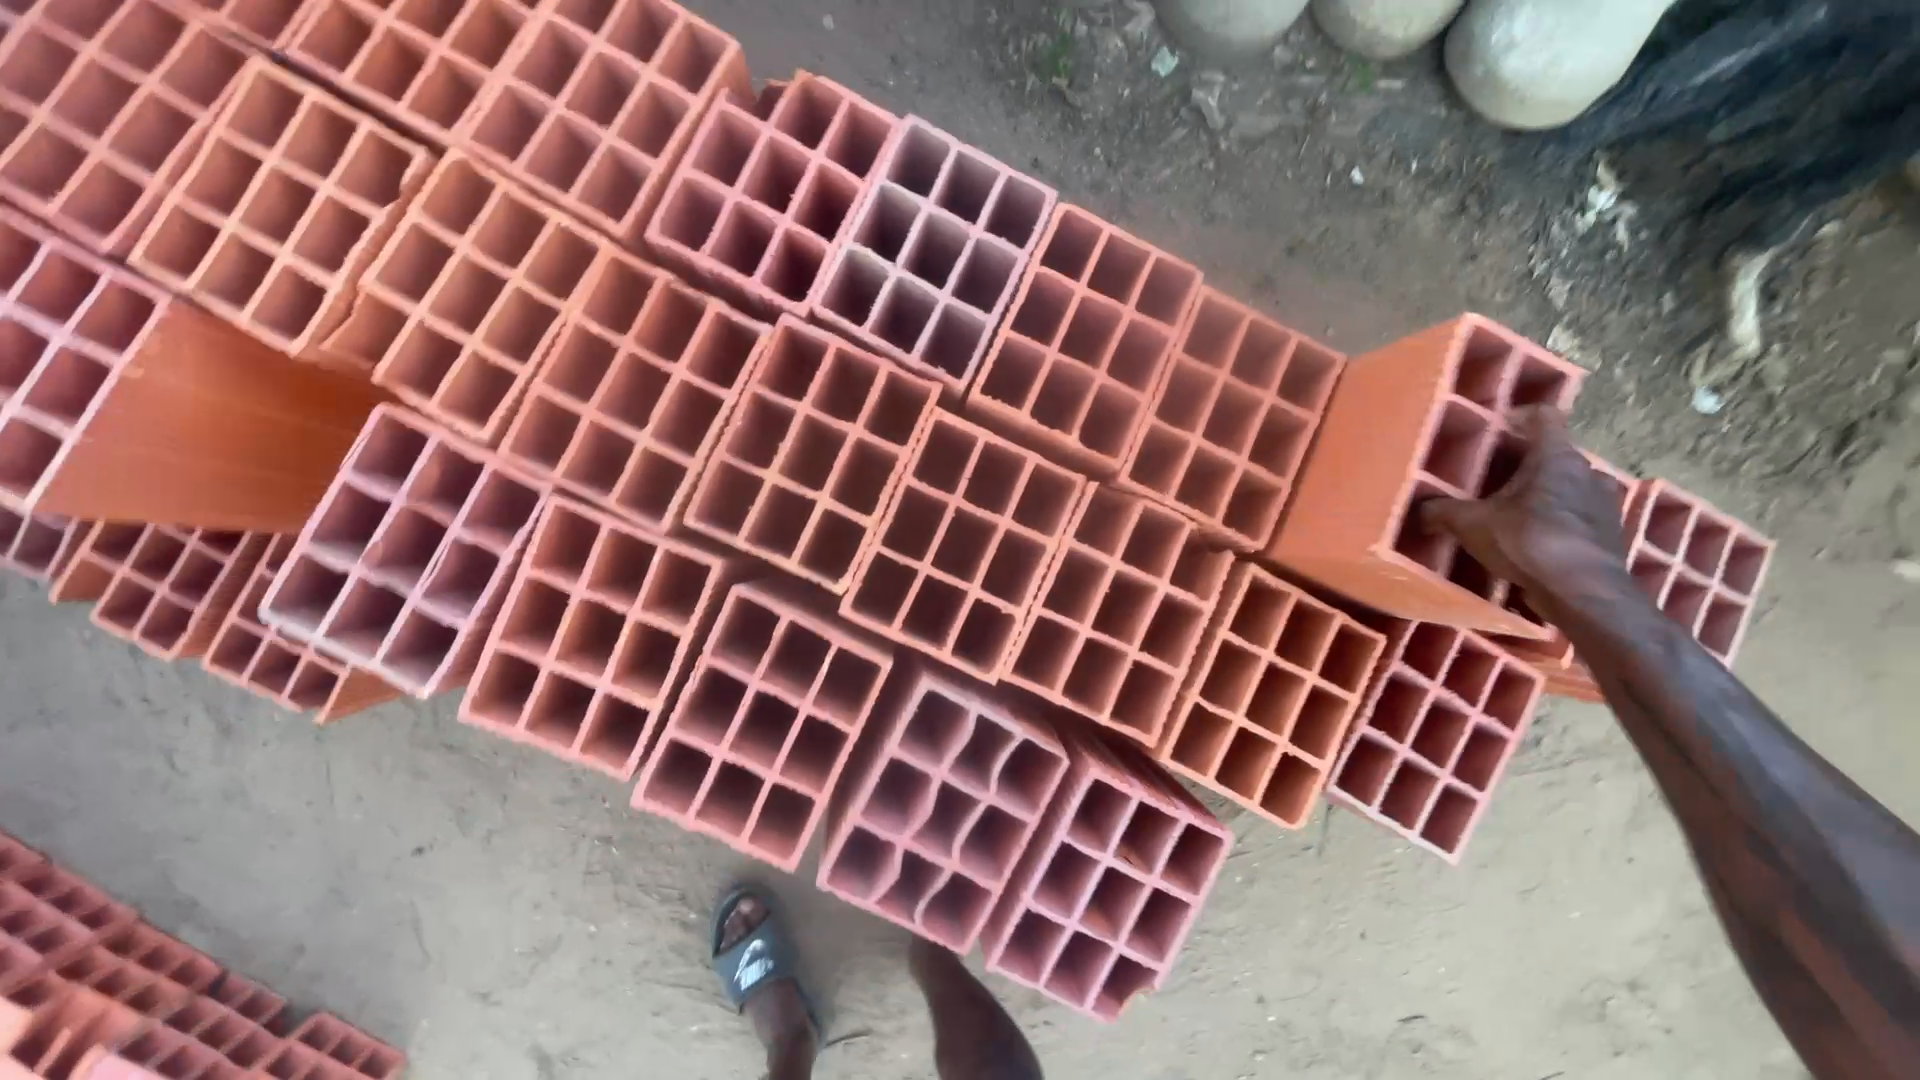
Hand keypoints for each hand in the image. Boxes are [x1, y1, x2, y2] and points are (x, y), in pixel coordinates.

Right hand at [1420, 407, 1628, 599]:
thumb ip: (1441, 512)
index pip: (1544, 416)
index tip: (1496, 426)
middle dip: (1523, 463)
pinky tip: (1532, 541)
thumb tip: (1419, 511)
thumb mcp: (1471, 525)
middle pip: (1552, 454)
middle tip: (1491, 479)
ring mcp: (1604, 502)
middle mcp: (1587, 471)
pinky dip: (1555, 519)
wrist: (1583, 592)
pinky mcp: (1609, 532)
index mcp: (1555, 457)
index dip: (1519, 415)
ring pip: (1568, 485)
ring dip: (1542, 492)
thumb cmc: (1528, 542)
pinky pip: (1577, 514)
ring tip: (1511, 512)